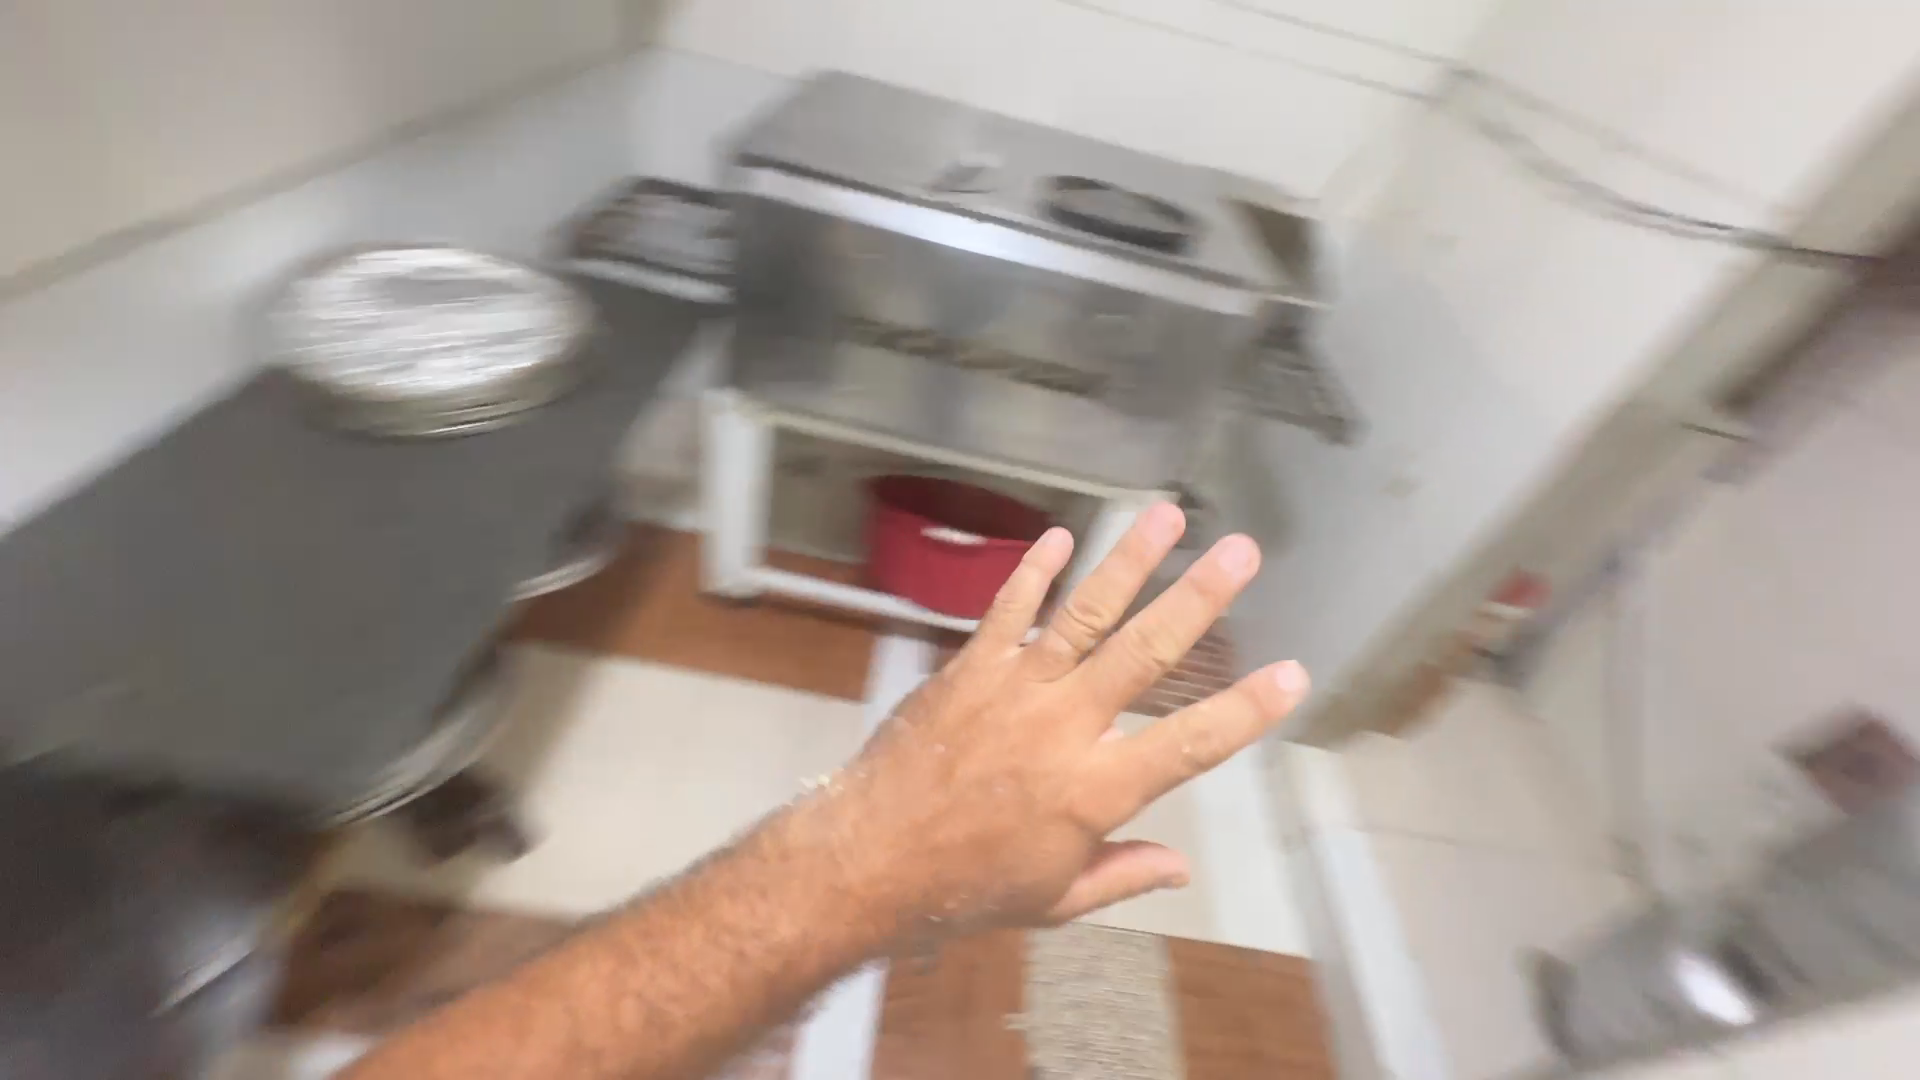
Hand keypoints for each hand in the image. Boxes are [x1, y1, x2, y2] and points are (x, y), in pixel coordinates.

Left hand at [828, 503, 1309, 936]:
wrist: (871, 855)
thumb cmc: (966, 887)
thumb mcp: (1054, 901)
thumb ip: (1123, 876)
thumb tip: (1182, 866)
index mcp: (1094, 789)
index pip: (1189, 743)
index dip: (1245, 710)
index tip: (1293, 673)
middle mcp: (1065, 724)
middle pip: (1144, 652)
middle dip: (1198, 598)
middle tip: (1241, 552)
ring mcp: (1015, 685)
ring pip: (1083, 612)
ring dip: (1128, 561)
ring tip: (1166, 517)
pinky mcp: (971, 665)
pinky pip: (1007, 609)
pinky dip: (1033, 571)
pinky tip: (1060, 536)